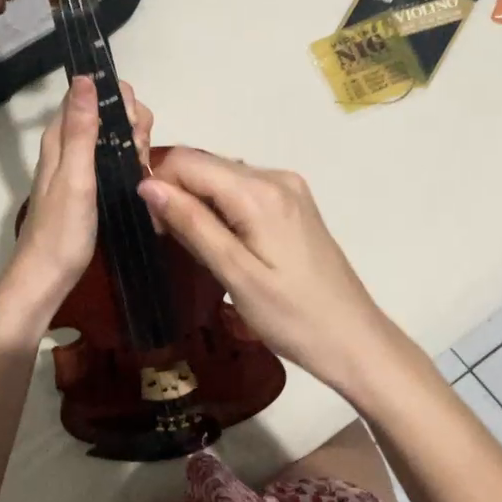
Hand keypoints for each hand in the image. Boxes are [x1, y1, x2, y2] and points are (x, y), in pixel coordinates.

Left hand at [0, 76, 152, 315]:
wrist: (48, 275)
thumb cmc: (62, 230)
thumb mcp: (75, 177)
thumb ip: (81, 129)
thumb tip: (85, 79)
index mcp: (59, 136)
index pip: (91, 92)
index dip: (119, 101)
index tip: (132, 128)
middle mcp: (67, 144)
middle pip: (108, 112)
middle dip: (132, 126)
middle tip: (136, 158)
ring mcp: (79, 164)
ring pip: (115, 136)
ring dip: (134, 146)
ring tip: (138, 172)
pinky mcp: (90, 184)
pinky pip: (114, 159)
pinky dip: (129, 164)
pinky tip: (136, 181)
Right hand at [137, 150, 391, 393]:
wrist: (353, 340)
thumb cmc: (291, 316)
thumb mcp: (235, 273)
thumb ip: (192, 224)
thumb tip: (147, 185)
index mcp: (260, 192)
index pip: (187, 161)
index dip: (158, 185)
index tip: (153, 228)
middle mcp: (275, 177)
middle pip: (205, 166)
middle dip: (176, 196)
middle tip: (172, 245)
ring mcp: (288, 190)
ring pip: (221, 179)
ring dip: (197, 205)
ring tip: (198, 251)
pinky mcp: (293, 206)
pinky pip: (241, 193)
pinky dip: (220, 211)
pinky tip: (223, 247)